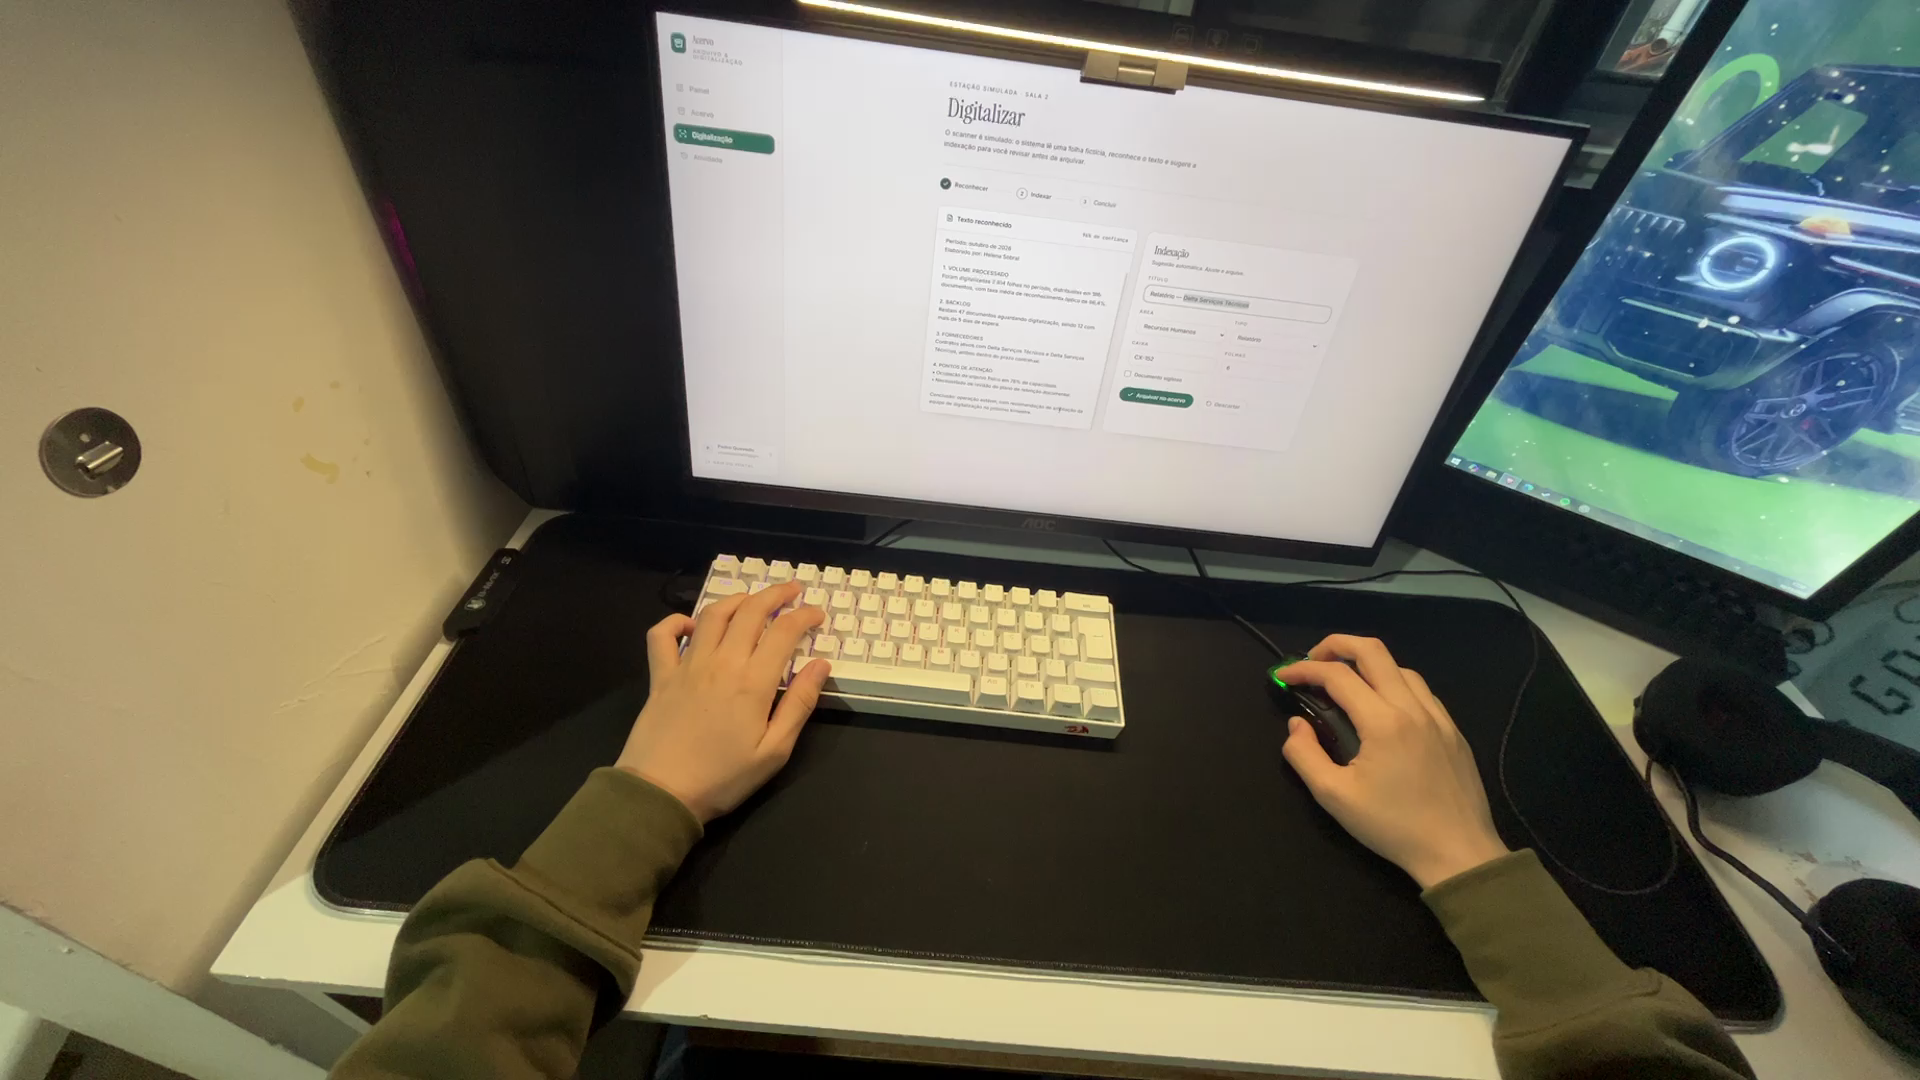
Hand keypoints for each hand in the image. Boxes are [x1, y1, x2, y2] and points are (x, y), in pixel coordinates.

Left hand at [616, 583, 828, 822]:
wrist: (659, 795)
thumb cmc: (723, 778)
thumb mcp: (774, 751)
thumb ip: (800, 704)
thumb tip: (821, 665)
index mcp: (753, 681)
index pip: (784, 631)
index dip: (804, 615)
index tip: (817, 614)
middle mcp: (721, 662)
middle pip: (751, 611)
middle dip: (776, 594)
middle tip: (793, 590)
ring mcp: (687, 666)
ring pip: (713, 614)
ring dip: (737, 600)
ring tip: (753, 599)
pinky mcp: (661, 676)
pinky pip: (662, 636)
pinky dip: (676, 621)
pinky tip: (691, 624)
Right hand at [1277, 635, 1509, 888]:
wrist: (1460, 855)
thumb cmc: (1393, 826)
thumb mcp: (1333, 796)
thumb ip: (1304, 754)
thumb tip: (1297, 724)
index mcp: (1383, 722)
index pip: (1337, 675)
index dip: (1303, 669)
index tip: (1282, 678)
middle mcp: (1413, 709)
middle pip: (1373, 651)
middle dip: (1335, 646)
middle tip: (1311, 661)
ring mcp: (1438, 718)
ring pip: (1399, 667)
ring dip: (1366, 664)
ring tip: (1344, 682)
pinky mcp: (1453, 732)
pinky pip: (1420, 690)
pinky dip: (1393, 682)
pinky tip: (1381, 704)